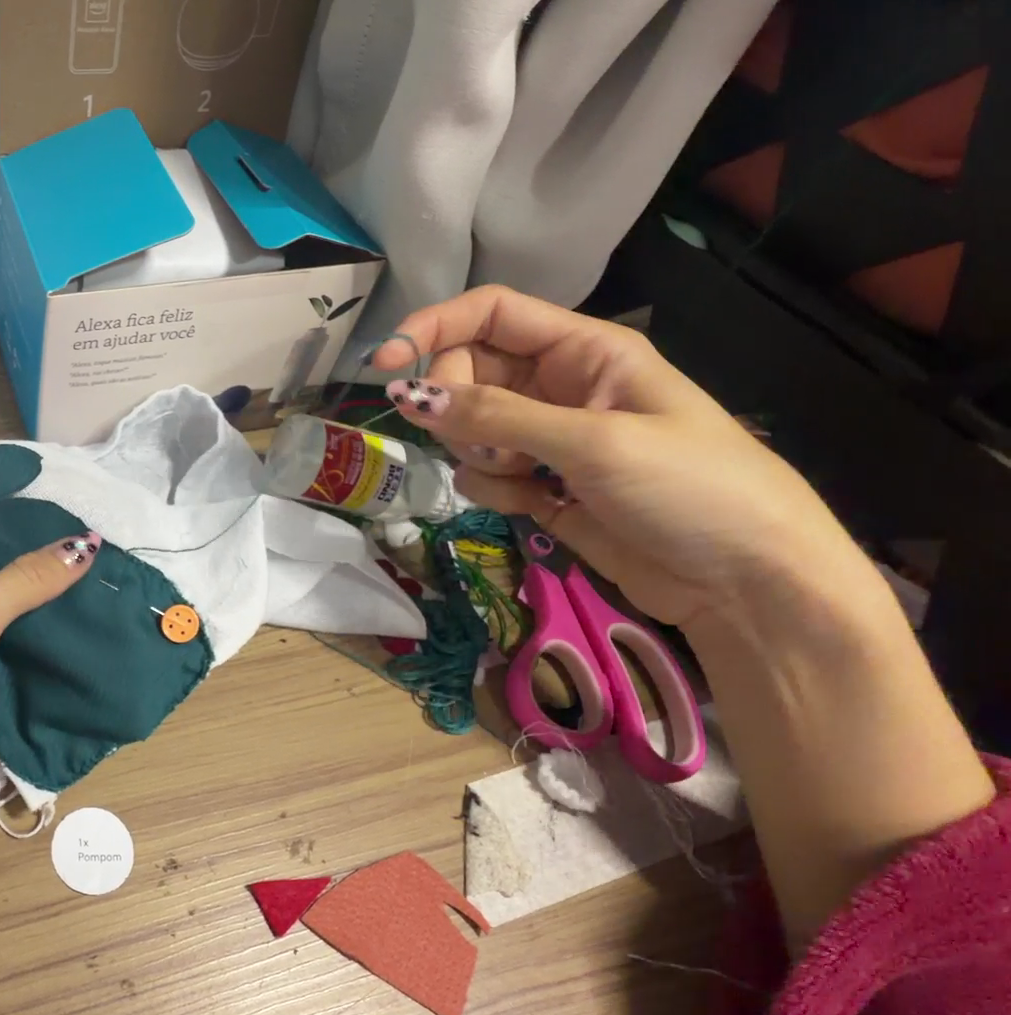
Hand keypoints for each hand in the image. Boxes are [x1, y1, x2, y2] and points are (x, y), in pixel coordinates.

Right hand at [373, 286, 877, 629]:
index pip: (491, 314)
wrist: (747, 583)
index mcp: (586, 351)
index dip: (434, 328)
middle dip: (457, 406)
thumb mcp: (593, 442)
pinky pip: (485, 475)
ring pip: (469, 428)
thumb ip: (495, 416)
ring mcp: (550, 440)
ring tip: (523, 479)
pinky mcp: (542, 488)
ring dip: (475, 452)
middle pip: (470, 372)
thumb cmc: (692, 488)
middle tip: (478, 444)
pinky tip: (533, 507)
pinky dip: (492, 490)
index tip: (384, 365)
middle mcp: (561, 386)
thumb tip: (407, 394)